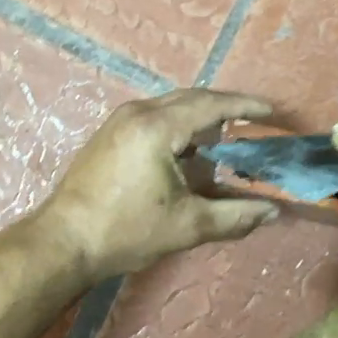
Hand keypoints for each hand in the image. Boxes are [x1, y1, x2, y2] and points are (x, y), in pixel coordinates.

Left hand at [35, 89, 280, 280]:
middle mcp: (138, 112)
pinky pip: (155, 114)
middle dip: (225, 108)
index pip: (211, 105)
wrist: (65, 240)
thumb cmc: (126, 231)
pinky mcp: (111, 131)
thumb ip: (234, 216)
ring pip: (171, 105)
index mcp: (157, 126)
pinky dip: (179, 123)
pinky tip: (191, 148)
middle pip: (191, 98)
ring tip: (228, 137)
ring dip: (200, 115)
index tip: (272, 111)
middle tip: (255, 124)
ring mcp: (120, 119)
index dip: (244, 106)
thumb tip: (273, 212)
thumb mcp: (187, 226)